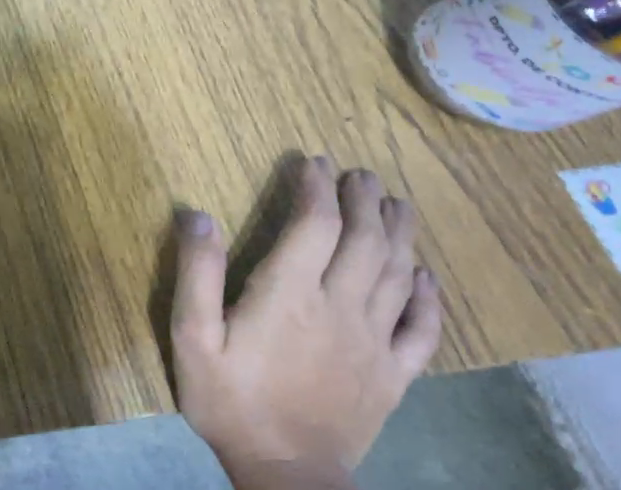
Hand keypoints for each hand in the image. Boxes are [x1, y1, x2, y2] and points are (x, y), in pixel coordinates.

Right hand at [170, 157, 442, 486]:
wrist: (287, 474)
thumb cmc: (230, 400)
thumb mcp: (191, 337)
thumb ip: (196, 273)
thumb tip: (198, 214)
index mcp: (290, 294)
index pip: (314, 224)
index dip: (316, 187)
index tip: (311, 161)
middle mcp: (340, 307)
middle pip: (365, 241)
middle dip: (363, 200)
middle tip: (359, 174)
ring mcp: (374, 342)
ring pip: (399, 275)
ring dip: (400, 234)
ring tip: (396, 205)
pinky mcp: (393, 375)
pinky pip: (422, 330)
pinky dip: (429, 299)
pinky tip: (427, 279)